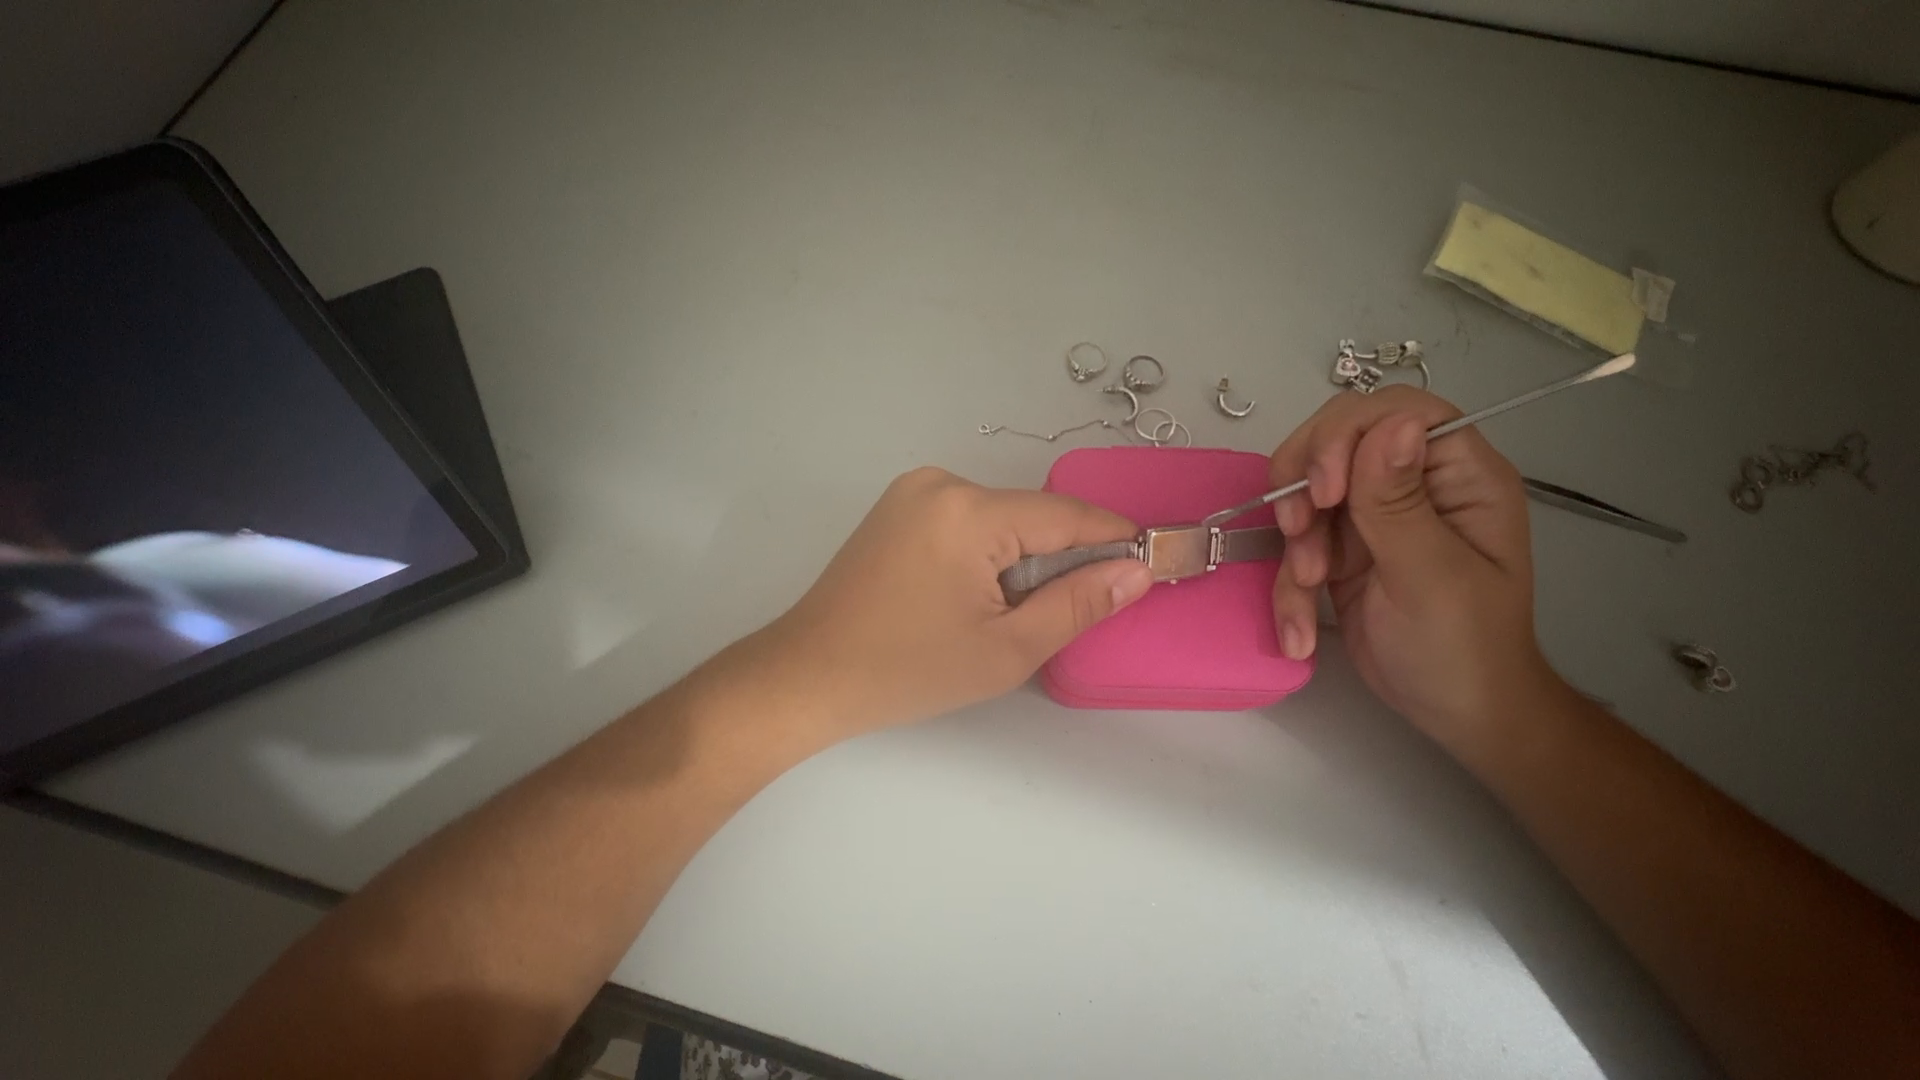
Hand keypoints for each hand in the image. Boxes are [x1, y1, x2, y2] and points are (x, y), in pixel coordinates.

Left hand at [744, 467, 1152, 737]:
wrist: (807, 674)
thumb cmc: (908, 670)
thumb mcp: (1006, 648)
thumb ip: (1079, 604)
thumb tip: (1137, 570)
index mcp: (969, 510)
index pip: (1067, 515)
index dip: (1114, 538)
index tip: (1151, 561)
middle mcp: (941, 482)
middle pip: (1031, 516)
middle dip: (1060, 558)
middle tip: (1068, 613)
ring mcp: (912, 491)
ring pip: (1000, 519)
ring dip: (1020, 559)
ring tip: (1007, 616)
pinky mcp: (896, 508)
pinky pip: (966, 521)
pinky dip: (986, 553)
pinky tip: (970, 598)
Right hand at [1268, 387, 1555, 744]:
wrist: (1454, 712)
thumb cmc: (1463, 647)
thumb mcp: (1431, 575)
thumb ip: (1400, 501)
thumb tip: (1391, 423)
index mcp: (1459, 476)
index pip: (1395, 414)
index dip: (1347, 436)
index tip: (1324, 491)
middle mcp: (1414, 484)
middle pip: (1337, 440)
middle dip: (1305, 484)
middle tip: (1297, 531)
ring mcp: (1374, 517)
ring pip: (1306, 493)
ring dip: (1295, 543)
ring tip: (1308, 587)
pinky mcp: (1340, 550)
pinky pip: (1297, 546)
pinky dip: (1289, 587)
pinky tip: (1300, 632)